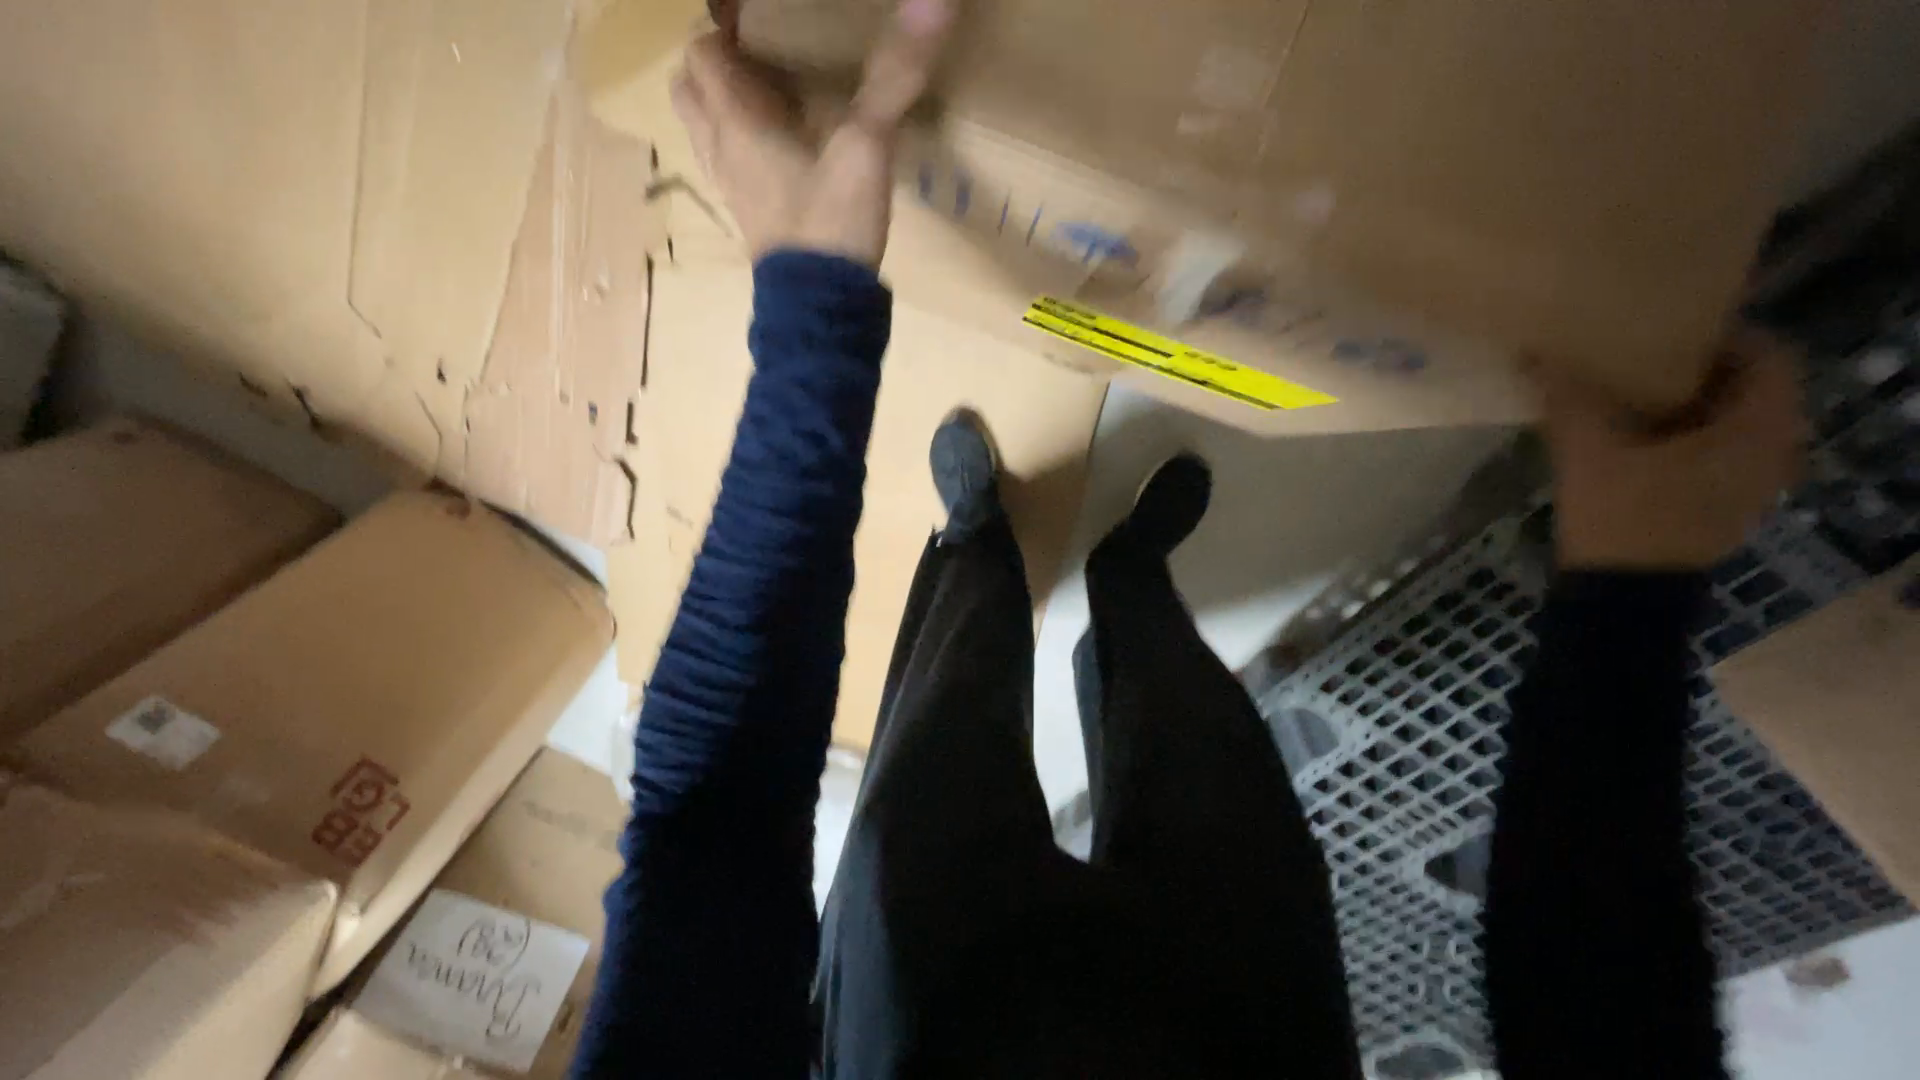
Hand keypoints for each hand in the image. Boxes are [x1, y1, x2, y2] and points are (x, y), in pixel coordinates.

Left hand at [670, 0, 954, 266]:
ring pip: (706, 132)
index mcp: (736, 123)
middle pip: (689, 90)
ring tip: (768, 97)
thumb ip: (893, 77)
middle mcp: (722, 151)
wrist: (820, 306)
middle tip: (756, 54)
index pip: (703, 54)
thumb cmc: (831, 222)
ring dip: (724, 106)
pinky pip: (730, 167)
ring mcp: (732, 189)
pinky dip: (743, 147)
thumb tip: (934, 2)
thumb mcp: (866, 146)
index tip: (756, 17)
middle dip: (713, 64)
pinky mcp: (751, 219)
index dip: (722, 27)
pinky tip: (782, 150)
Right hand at [1537, 332, 1808, 570]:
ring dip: (1683, 404)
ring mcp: (1750, 482)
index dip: (1719, 336)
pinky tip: (1629, 437)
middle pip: (1746, 388)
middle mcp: (1770, 451)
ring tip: (1626, 394)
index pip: (1766, 356)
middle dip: (1694, 369)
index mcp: (1757, 430)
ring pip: (1727, 421)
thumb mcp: (1587, 451)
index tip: (1664, 332)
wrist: (1621, 596)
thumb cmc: (1621, 517)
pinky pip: (1714, 451)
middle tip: (1638, 358)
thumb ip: (1568, 398)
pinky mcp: (1722, 504)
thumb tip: (1537, 355)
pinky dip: (1680, 435)